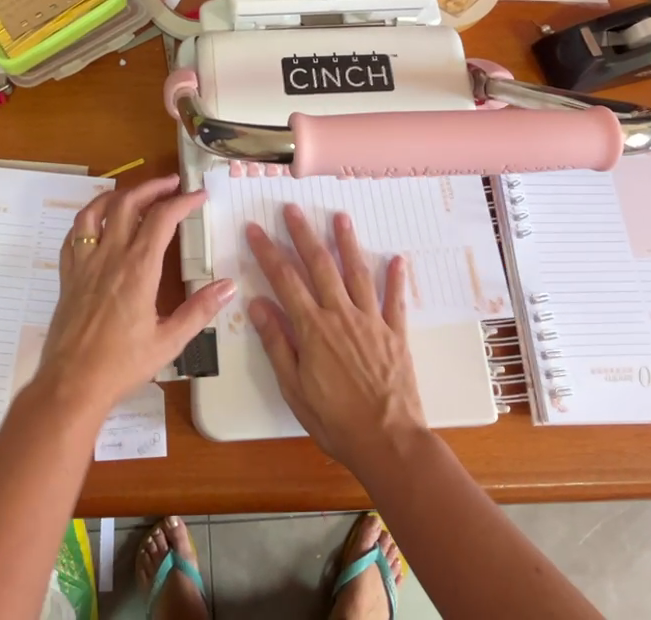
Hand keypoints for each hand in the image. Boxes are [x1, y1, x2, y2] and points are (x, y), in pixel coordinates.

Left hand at [36, 175, 234, 415]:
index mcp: (138, 269)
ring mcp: (84, 264)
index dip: (183, 201)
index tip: (199, 196)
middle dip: (152, 187)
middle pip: (128, 203)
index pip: (162, 219)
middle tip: (171, 184)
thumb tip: (229, 286)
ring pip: (95, 212)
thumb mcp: (169, 341)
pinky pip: (74, 235)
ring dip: (117, 195)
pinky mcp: (68, 276)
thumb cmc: (122, 365)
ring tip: (134, 194)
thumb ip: (200, 311)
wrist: (72, 384)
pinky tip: (97, 223)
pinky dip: (88, 219)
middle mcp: (110, 257)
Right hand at [246, 205, 427, 471]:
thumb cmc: (334, 421)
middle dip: (303, 234)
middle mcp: (341, 316)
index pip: (284, 280)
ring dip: (347, 243)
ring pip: (356, 273)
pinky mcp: (396, 335)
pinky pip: (395, 300)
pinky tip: (396, 259)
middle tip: (292, 209)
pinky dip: (395, 278)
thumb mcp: (293, 387)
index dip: (268, 252)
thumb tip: (258, 305)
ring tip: (340, 217)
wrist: (388, 442)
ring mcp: (371, 322)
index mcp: (313, 328)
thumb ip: (277, 343)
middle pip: (319, 266)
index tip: (255, 229)